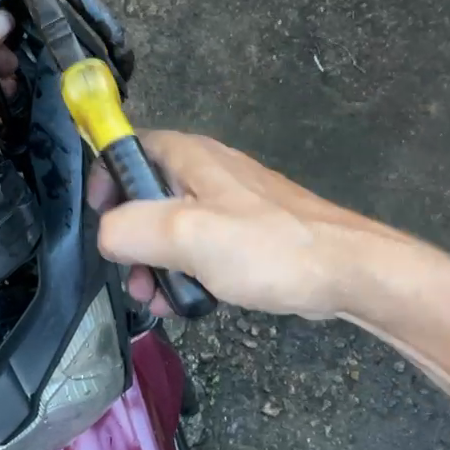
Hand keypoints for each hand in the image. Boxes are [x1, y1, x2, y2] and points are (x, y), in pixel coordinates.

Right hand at [91, 131, 402, 318]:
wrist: (349, 272)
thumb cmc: (266, 247)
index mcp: (189, 156)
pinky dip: (185, 271)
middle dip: (129, 237)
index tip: (100, 219)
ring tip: (158, 298)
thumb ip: (129, 229)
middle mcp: (205, 171)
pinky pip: (198, 247)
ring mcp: (228, 203)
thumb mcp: (186, 235)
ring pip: (169, 226)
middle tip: (131, 275)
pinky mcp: (245, 233)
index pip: (126, 147)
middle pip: (144, 194)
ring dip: (154, 262)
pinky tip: (190, 301)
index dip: (104, 178)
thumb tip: (106, 237)